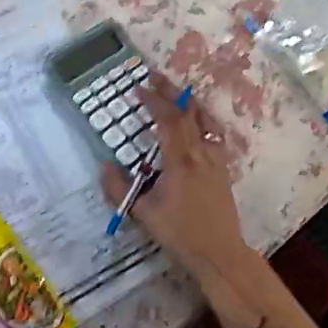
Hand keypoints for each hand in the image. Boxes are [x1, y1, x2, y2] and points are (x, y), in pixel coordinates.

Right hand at [101, 74, 250, 272]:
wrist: (220, 252)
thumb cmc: (180, 233)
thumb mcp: (143, 213)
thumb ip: (119, 189)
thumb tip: (104, 165)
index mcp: (180, 160)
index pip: (168, 118)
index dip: (153, 100)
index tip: (137, 89)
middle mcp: (200, 152)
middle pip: (187, 110)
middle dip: (169, 90)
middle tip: (153, 75)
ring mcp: (215, 157)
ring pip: (204, 117)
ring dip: (187, 100)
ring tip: (173, 90)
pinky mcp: (223, 166)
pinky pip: (213, 131)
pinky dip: (201, 117)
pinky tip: (195, 119)